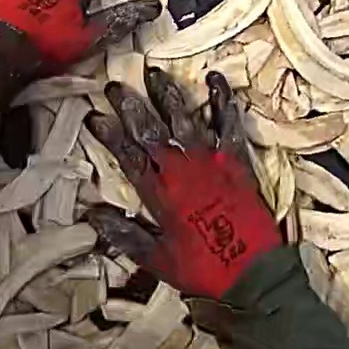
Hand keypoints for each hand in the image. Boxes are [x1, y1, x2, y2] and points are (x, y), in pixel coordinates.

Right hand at [85, 69, 282, 299]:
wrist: (256, 275)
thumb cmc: (205, 268)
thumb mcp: (158, 260)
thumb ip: (125, 235)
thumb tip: (92, 214)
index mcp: (160, 193)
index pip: (128, 156)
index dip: (109, 135)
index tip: (93, 117)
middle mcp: (182, 170)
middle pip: (151, 131)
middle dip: (130, 106)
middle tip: (114, 86)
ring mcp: (211, 162)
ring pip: (183, 120)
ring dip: (167, 95)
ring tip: (153, 74)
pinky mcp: (236, 160)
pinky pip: (227, 125)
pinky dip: (221, 101)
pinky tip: (214, 79)